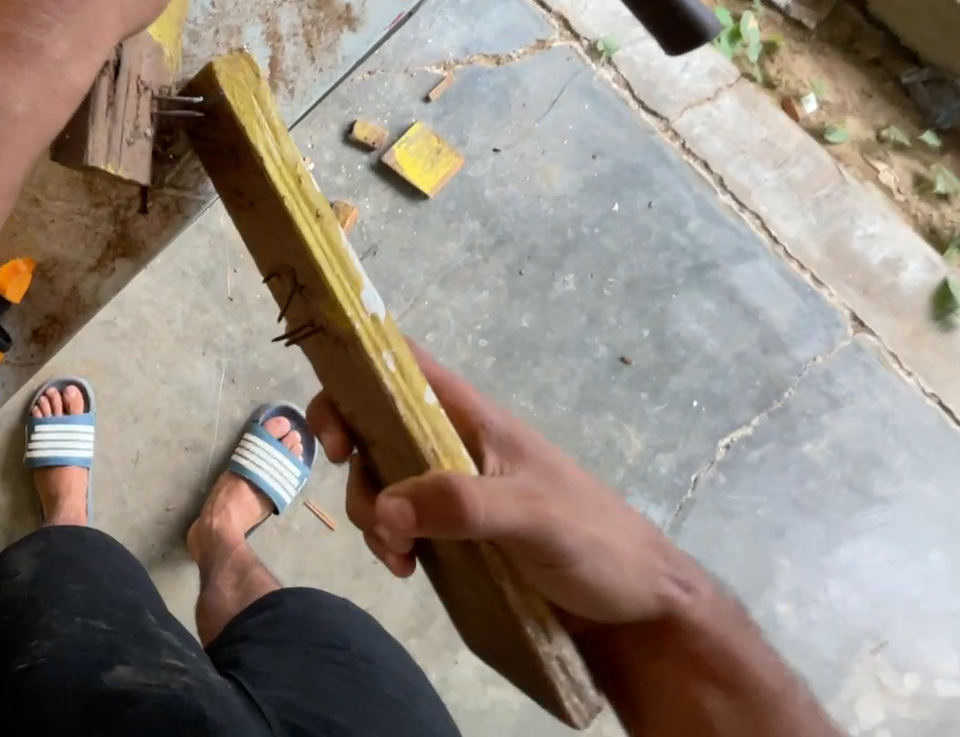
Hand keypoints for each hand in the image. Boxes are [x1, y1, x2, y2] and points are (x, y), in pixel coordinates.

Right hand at [307, 343, 703, 627]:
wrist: (641, 610)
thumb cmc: (595, 539)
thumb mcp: (533, 515)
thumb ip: (458, 504)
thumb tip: (384, 508)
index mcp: (465, 413)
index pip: (395, 362)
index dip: (352, 366)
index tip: (331, 408)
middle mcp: (444, 438)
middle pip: (367, 419)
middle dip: (348, 449)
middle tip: (349, 476)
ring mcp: (441, 481)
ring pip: (376, 474)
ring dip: (368, 510)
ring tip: (396, 553)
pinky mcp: (443, 524)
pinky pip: (392, 518)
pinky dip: (386, 539)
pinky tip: (404, 566)